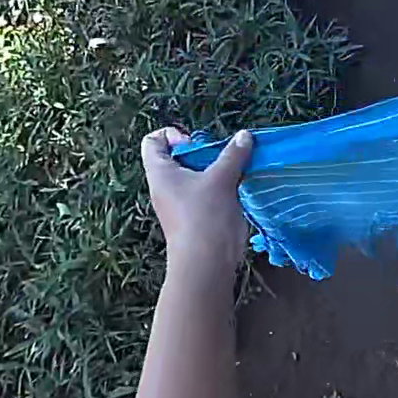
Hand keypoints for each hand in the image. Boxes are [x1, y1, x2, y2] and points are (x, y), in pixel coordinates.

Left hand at [141, 128, 255, 275]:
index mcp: (161, 173)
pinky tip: (237, 187)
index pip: (152, 141)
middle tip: (220, 156)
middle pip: (178, 156)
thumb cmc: (205, 215)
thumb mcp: (221, 179)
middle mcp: (166, 186)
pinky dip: (221, 185)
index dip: (171, 135)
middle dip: (202, 151)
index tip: (195, 143)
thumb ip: (233, 155)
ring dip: (216, 169)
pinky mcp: (197, 215)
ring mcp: (181, 202)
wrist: (207, 262)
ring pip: (196, 175)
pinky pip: (206, 191)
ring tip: (233, 171)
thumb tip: (245, 135)